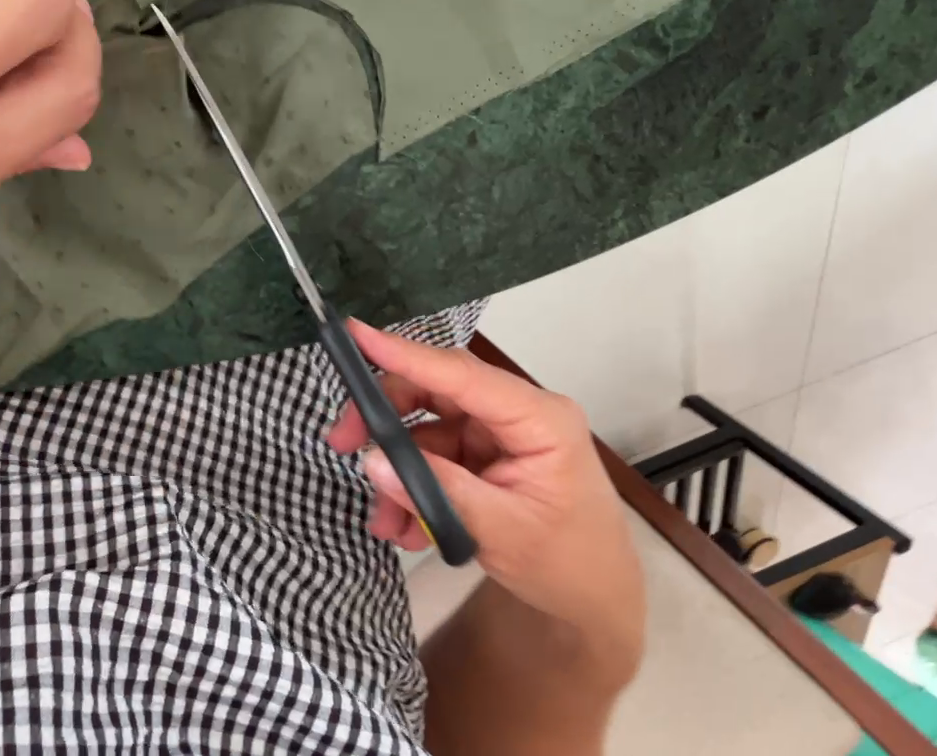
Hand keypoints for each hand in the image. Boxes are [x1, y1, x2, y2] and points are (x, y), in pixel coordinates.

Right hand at [326, 321, 643, 655]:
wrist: (597, 602)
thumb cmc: (568, 565)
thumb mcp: (503, 532)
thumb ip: (437, 491)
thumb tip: (373, 460)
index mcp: (538, 418)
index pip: (461, 374)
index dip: (405, 354)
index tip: (354, 334)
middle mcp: (515, 412)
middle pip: (432, 390)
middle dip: (383, 417)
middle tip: (340, 442)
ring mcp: (495, 432)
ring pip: (423, 426)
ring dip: (395, 467)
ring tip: (383, 520)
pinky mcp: (481, 453)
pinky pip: (429, 455)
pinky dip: (409, 486)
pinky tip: (403, 526)